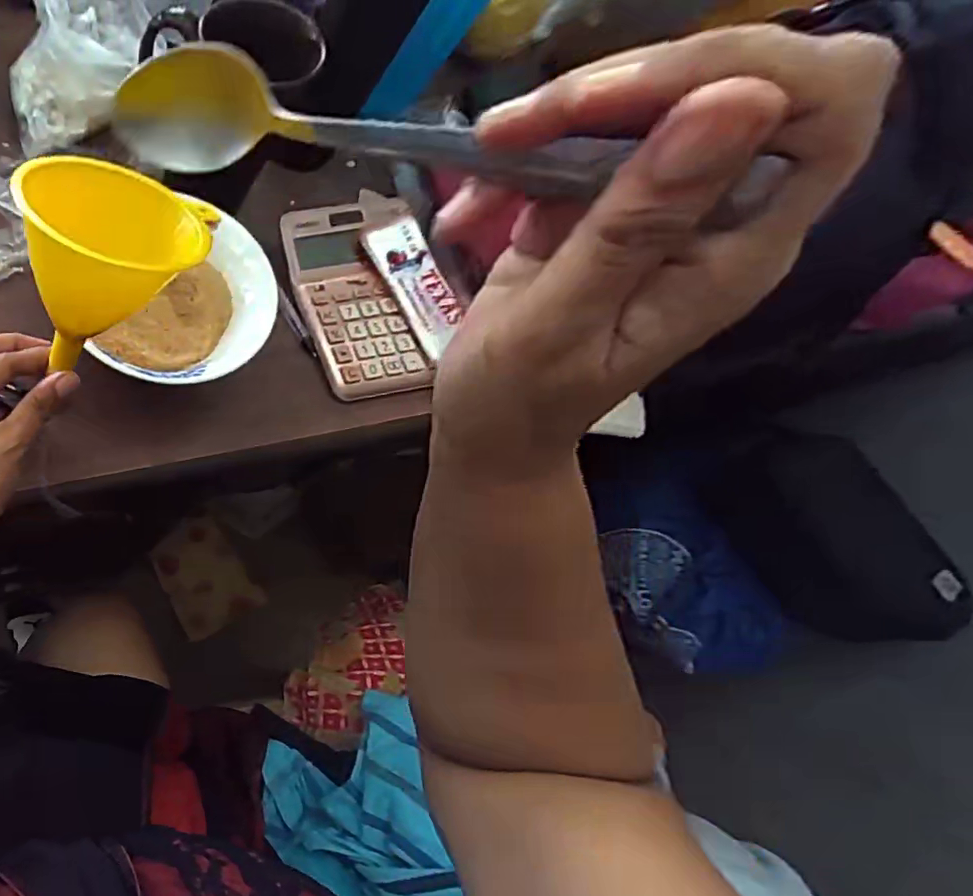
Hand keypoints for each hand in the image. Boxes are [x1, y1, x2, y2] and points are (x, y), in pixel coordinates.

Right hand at [429, 25, 896, 478]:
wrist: (487, 433)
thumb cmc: (514, 402)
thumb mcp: (556, 326)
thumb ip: (630, 230)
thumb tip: (733, 100)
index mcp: (738, 250)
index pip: (819, 104)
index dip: (730, 72)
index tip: (609, 102)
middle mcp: (719, 214)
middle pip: (735, 81)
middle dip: (629, 87)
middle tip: (523, 126)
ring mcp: (659, 209)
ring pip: (647, 107)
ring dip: (554, 128)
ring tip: (479, 172)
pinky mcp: (603, 211)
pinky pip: (579, 151)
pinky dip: (516, 168)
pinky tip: (466, 215)